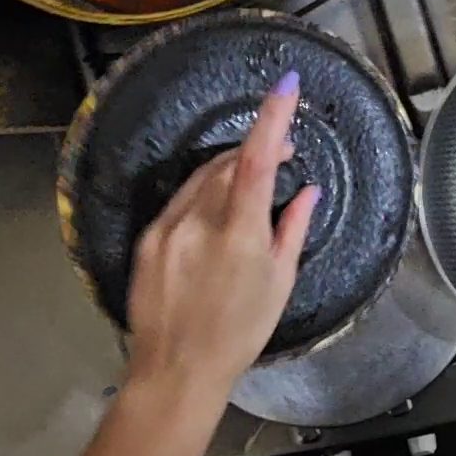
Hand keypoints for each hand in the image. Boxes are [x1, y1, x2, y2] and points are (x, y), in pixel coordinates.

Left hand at [123, 72, 319, 405]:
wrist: (175, 370)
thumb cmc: (239, 331)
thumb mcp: (279, 281)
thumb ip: (292, 227)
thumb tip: (307, 189)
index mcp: (238, 233)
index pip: (255, 159)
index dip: (272, 117)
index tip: (286, 85)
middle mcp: (197, 221)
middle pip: (229, 163)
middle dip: (257, 147)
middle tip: (284, 153)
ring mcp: (167, 228)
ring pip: (203, 177)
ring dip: (230, 168)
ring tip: (254, 181)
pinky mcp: (148, 237)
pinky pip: (182, 198)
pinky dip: (205, 191)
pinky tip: (218, 209)